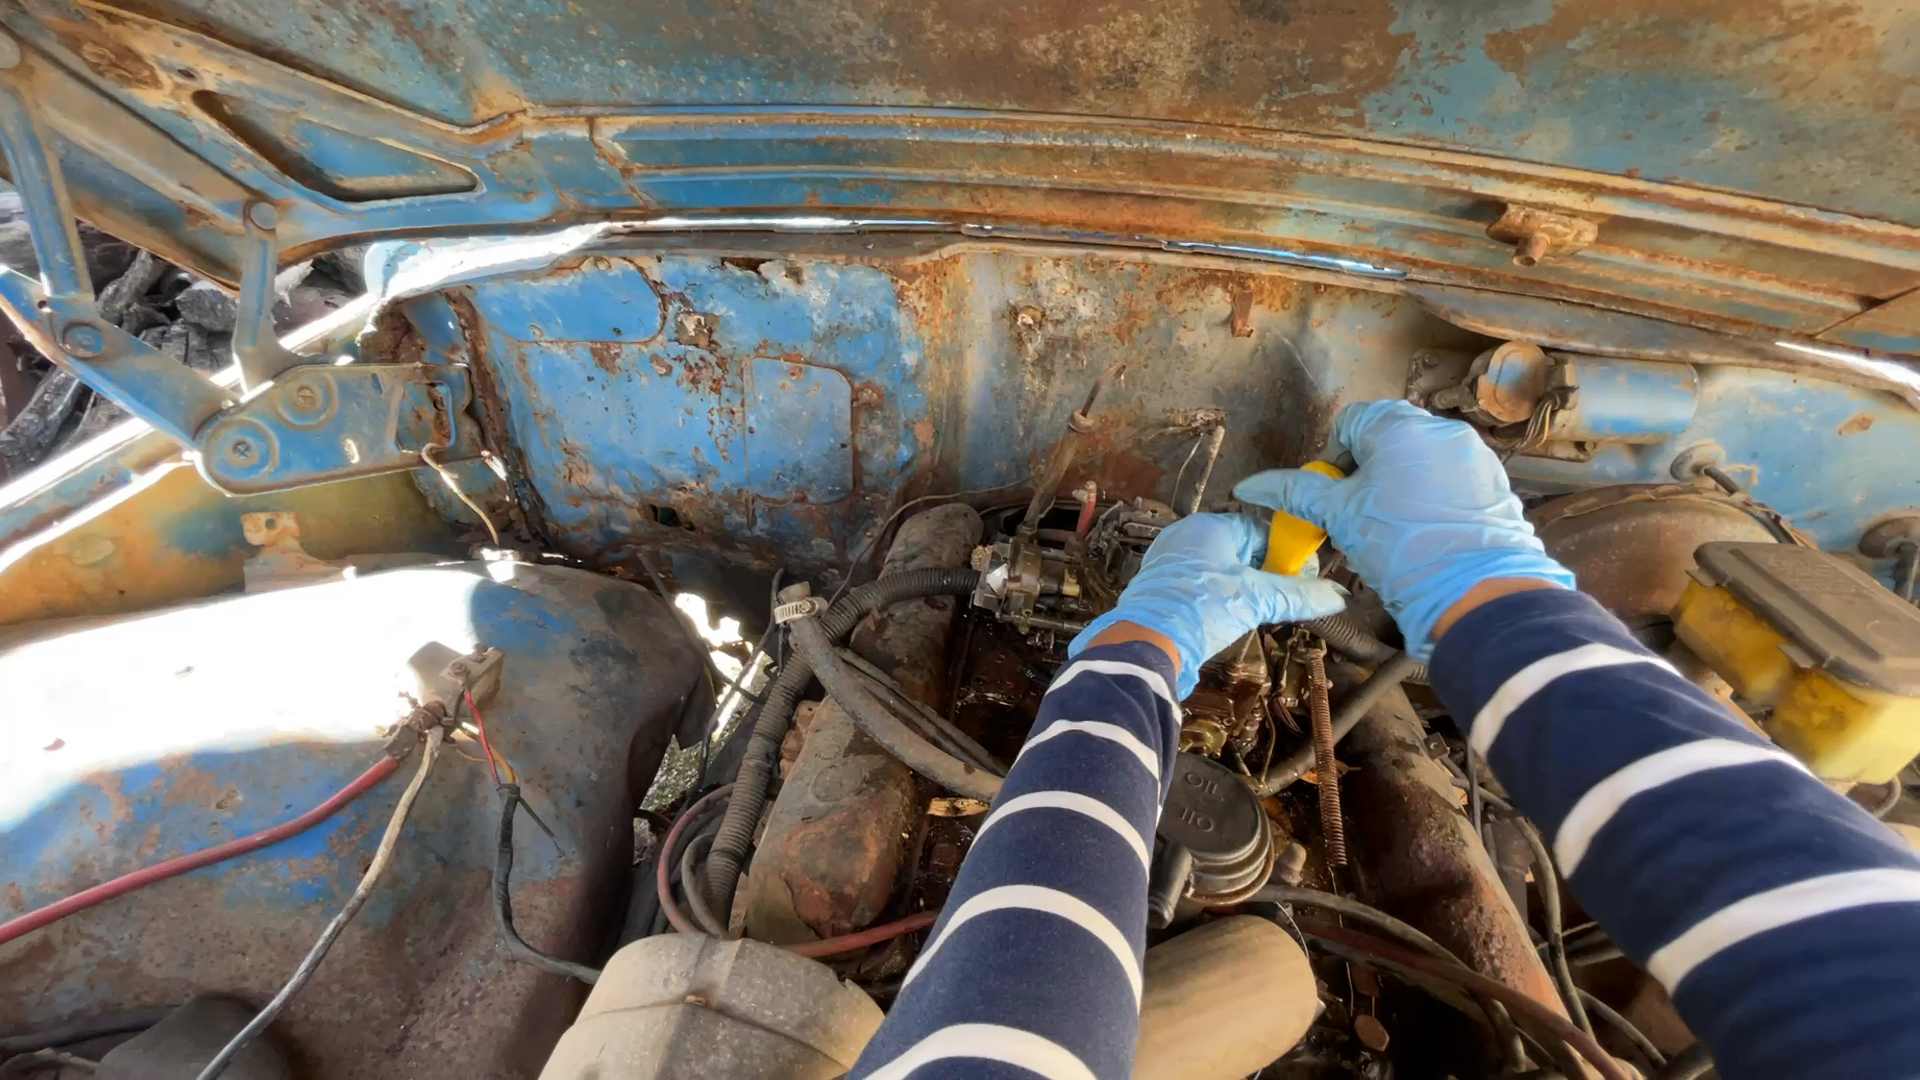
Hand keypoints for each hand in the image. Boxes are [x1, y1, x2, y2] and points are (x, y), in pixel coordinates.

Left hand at [1070, 512, 1347, 696]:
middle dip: (1265, 571)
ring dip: (1242, 585)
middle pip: (1239, 547)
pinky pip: (1198, 580)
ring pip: (1218, 565)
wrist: (1148, 641)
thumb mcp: (1258, 599)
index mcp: (1209, 525)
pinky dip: (1217, 593)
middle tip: (1285, 596)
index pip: (1260, 529)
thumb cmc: (1203, 609)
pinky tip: (1227, 614)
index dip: (1286, 553)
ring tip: (1259, 608)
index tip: (1306, 578)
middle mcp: (1185, 534)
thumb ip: (1299, 595)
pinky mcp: (1158, 581)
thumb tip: (1338, 597)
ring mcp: (1168, 558)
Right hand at [1233, 400, 1572, 662]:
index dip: (1333, 456)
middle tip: (1355, 512)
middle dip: (1364, 470)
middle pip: (1385, 437)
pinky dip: (1427, 496)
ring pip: (1417, 458)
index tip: (1333, 493)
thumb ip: (1292, 492)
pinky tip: (1421, 533)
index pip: (1351, 421)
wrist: (1475, 592)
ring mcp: (1473, 456)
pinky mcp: (1494, 484)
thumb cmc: (1397, 544)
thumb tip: (1246, 486)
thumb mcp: (1335, 516)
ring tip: (1388, 527)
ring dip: (1395, 483)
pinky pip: (1448, 478)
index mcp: (1399, 428)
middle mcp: (1440, 430)